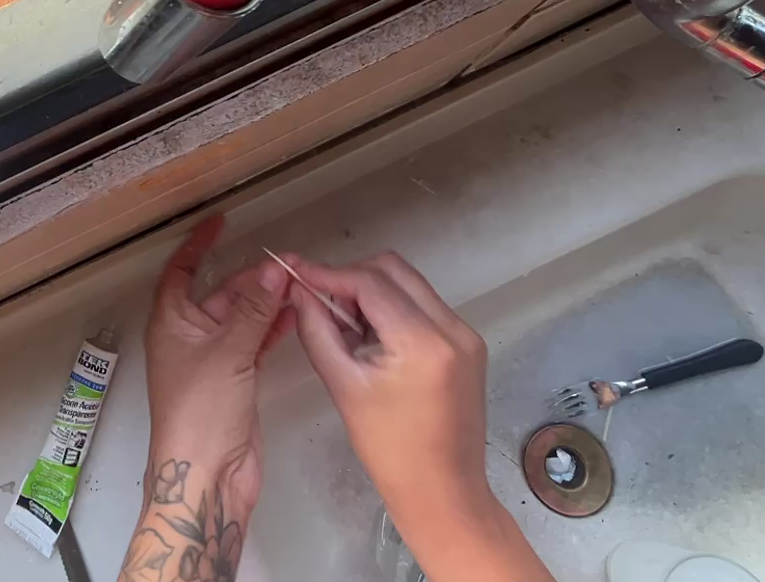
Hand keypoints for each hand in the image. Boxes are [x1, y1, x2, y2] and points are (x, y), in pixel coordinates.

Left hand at [119, 217, 291, 581]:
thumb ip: (253, 310)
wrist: (208, 477)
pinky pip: (255, 341)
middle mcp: (190, 334)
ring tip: (300, 283)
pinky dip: (273, 327)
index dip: (198, 245)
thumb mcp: (227, 352)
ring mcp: (214, 357)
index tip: (221, 222)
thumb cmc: (201, 410)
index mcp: (172, 321)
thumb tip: (274, 269)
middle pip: (222, 293)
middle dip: (253, 278)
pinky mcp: (236, 378)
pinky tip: (296, 313)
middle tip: (290, 263)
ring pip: (243, 317)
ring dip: (268, 301)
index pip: (181, 270)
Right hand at [285, 252, 550, 581]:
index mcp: (423, 342)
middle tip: (323, 302)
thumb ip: (316, 329)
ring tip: (346, 323)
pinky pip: (421, 302)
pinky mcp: (467, 343)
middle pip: (392, 269)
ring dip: (371, 290)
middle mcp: (452, 328)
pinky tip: (372, 335)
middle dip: (351, 277)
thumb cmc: (388, 448)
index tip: (298, 274)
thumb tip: (297, 289)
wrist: (444, 495)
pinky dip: (391, 306)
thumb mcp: (342, 385)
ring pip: (408, 281)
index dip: (329, 273)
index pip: (369, 282)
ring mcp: (465, 334)